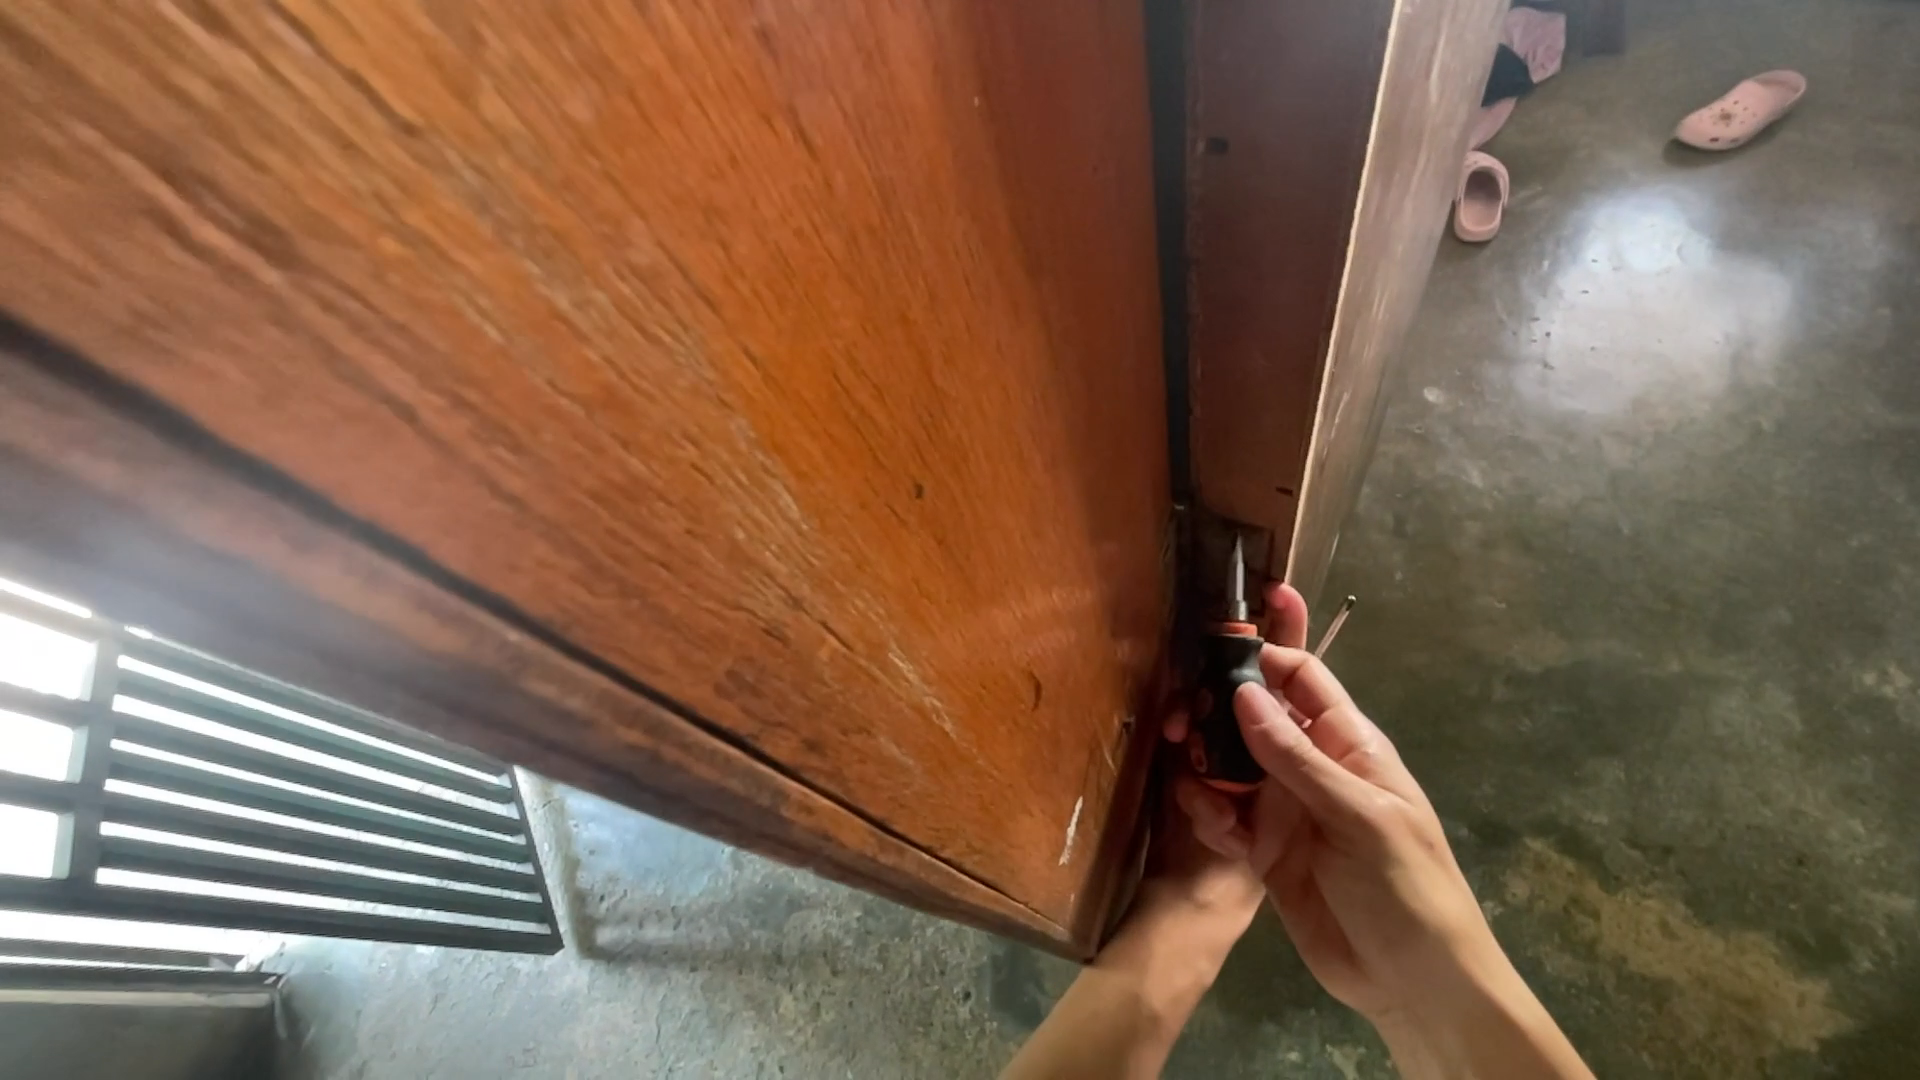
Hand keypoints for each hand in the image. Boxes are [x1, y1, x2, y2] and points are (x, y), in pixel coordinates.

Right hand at [1170, 582, 1501, 1023]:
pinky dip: (1208, 815)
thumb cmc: (1408, 888)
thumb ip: (1296, 757)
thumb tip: (1242, 693)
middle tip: (1182, 727)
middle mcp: (1305, 764)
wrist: (1411, 985)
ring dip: (1203, 770)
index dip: (1261, 656)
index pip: (1300, 677)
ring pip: (1223, 761)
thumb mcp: (1359, 817)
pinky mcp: (1257, 843)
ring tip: (1205, 797)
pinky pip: (1218, 810)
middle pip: (1247, 715)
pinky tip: (1219, 836)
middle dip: (1211, 714)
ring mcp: (1279, 804)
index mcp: (1345, 743)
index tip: (1210, 650)